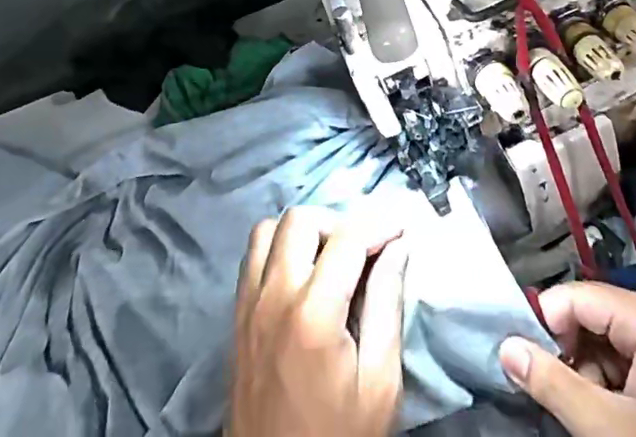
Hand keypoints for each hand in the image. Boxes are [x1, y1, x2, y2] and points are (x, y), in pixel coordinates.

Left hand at [228, 208, 409, 436]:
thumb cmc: (339, 435)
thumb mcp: (380, 382)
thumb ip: (387, 305)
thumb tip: (397, 248)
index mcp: (313, 313)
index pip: (346, 237)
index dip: (379, 225)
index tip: (400, 230)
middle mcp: (274, 296)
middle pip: (300, 219)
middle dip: (338, 222)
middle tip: (363, 250)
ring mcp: (248, 304)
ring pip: (268, 230)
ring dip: (302, 232)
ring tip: (330, 259)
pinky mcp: (235, 316)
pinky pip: (251, 258)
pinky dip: (277, 249)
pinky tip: (301, 274)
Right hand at [499, 282, 635, 436]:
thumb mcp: (609, 427)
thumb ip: (552, 383)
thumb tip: (505, 347)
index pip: (574, 297)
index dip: (542, 324)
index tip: (520, 360)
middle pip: (587, 318)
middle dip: (566, 354)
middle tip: (556, 395)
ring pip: (601, 343)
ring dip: (583, 375)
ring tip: (587, 416)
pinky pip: (621, 363)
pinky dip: (604, 387)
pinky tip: (606, 418)